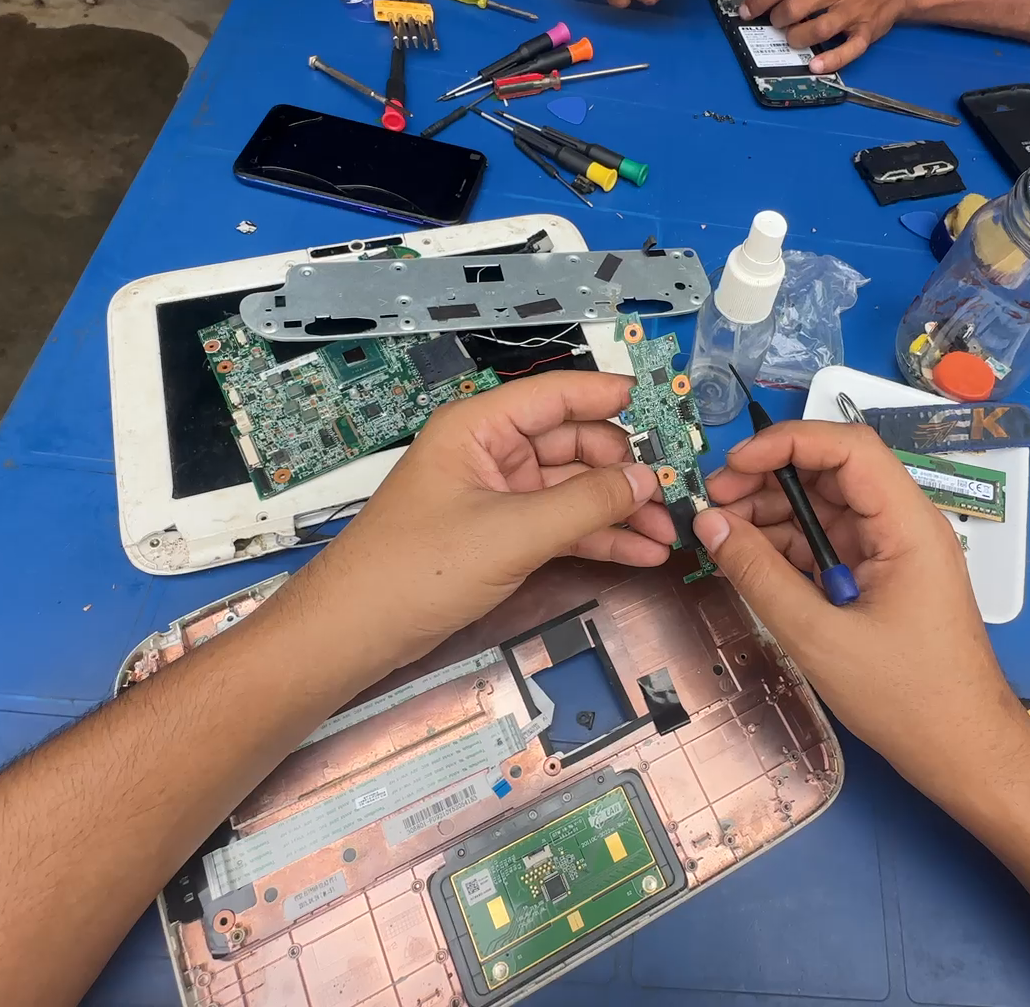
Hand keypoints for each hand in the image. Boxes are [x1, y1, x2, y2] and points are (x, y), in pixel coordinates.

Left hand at [280, 372, 673, 674]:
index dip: (606, 395)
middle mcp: (493, 453)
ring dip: (618, 511)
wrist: (358, 633)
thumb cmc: (420, 567)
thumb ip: (585, 504)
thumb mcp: (512, 532)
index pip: (554, 396)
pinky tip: (638, 553)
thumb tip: (647, 479)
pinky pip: (560, 526)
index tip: (658, 403)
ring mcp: (500, 496)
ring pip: (572, 491)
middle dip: (622, 471)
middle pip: (572, 445)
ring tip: (665, 533)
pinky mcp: (503, 534)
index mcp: (480, 428)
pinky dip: (596, 538)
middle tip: (671, 494)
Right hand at [696, 421, 1029, 807]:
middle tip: (713, 504)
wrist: (963, 753)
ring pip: (820, 507)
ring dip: (768, 513)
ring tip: (720, 535)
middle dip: (767, 479)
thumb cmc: (906, 698)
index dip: (786, 443)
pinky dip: (782, 546)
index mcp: (905, 524)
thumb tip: (708, 523)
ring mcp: (886, 550)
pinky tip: (746, 560)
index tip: (733, 467)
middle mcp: (899, 524)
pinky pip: (822, 542)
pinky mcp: (874, 576)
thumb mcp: (818, 635)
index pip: (847, 448)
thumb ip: (758, 574)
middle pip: (829, 472)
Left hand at [742, 0, 913, 71]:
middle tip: (775, 21)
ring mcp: (855, 10)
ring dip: (795, 38)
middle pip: (796, 7)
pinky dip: (830, 61)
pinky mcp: (867, 31)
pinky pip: (848, 51)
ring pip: (817, 29)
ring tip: (792, 36)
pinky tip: (814, 65)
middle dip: (776, 19)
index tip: (746, 10)